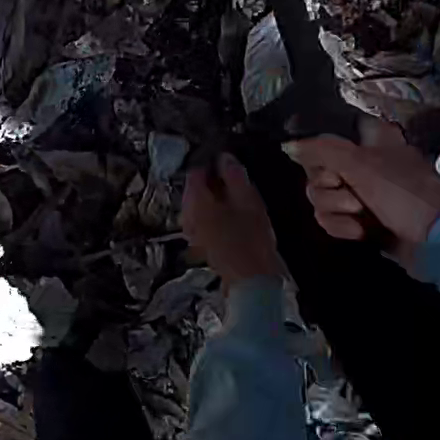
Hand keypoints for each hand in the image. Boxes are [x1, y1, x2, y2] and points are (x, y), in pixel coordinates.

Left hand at [181, 153, 282, 287]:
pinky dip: (215, 213)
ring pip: (199, 205)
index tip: (228, 161)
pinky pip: (203, 220)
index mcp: (195, 202)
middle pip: (195, 189)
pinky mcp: (201, 244)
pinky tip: (233, 216)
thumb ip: (234, 175)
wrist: (252, 282)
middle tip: (236, 179)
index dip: (211, 162)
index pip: (196, 171)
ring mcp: (192, 232)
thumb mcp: (248, 200)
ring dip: (215, 198)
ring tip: (238, 197)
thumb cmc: (251, 239)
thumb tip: (224, 157)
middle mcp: (187, 215)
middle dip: (212, 181)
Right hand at [284, 117, 439, 257]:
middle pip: (316, 169)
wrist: (436, 241)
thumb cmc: (402, 192)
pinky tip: (360, 232)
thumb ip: (320, 150)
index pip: (328, 133)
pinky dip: (341, 226)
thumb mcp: (360, 163)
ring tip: (360, 215)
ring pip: (319, 196)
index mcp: (368, 140)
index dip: (319, 149)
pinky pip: (329, 218)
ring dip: (336, 208)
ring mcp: (360, 193)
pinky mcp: (358, 220)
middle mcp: (361, 163)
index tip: (323, 161)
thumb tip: (287, 145)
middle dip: (327, 186)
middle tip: (347, 189)